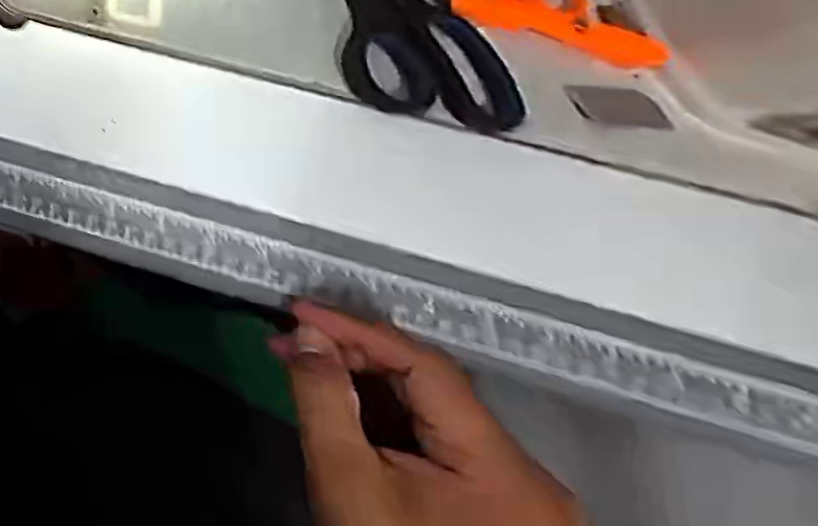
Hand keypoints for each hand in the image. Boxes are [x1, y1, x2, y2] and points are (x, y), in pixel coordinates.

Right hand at [274, 300, 587, 525]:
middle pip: (430, 386)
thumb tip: (305, 333)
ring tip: (306, 367)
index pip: (424, 366)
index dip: (356, 328)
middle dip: (354, 355)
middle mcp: (527, 475)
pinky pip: (436, 439)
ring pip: (431, 411)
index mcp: (504, 467)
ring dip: (366, 382)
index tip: (296, 311)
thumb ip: (323, 397)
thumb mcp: (346, 478)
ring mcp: (518, 495)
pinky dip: (386, 415)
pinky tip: (345, 407)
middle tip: (290, 342)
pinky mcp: (498, 509)